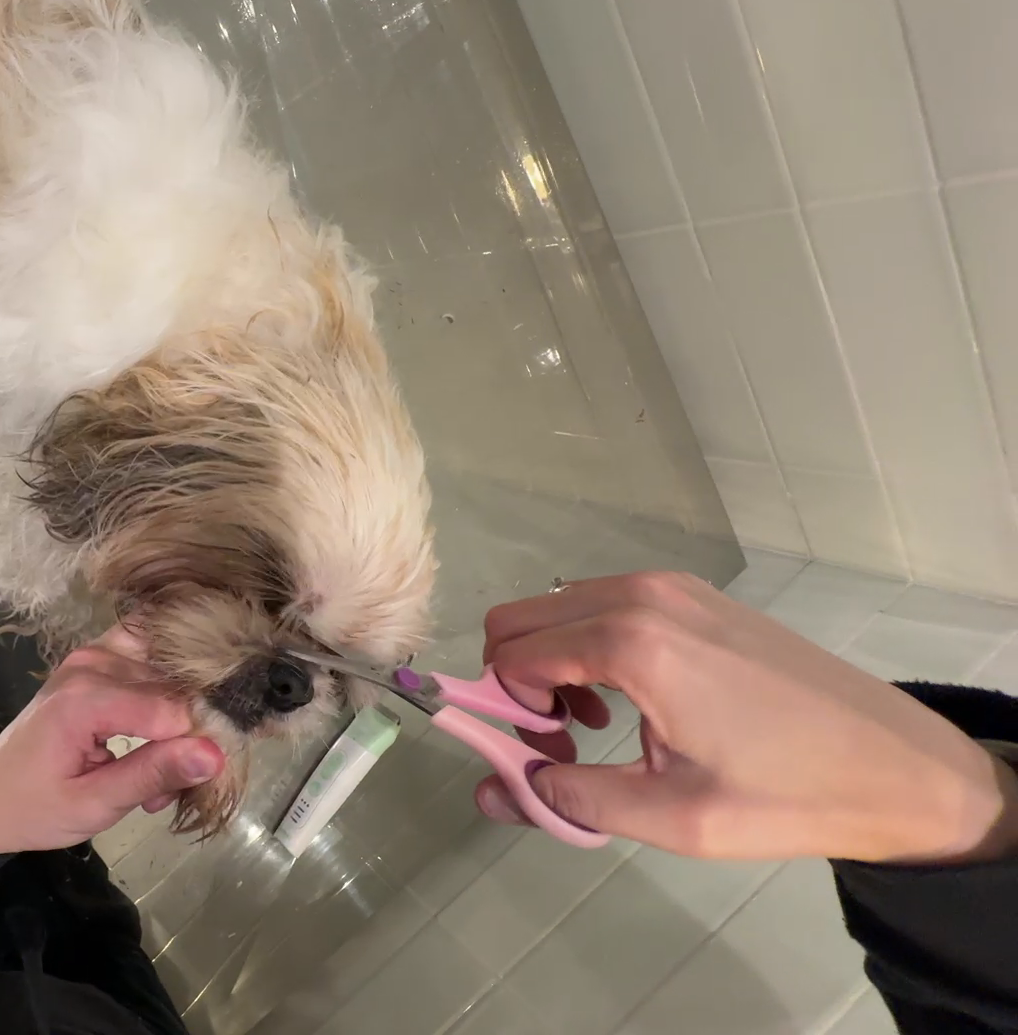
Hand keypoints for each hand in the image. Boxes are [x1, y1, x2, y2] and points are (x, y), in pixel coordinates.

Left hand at [0, 628, 224, 853]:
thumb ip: (153, 774)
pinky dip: (161, 695)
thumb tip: (215, 754)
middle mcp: (93, 661)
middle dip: (181, 742)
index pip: (173, 712)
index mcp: (84, 697)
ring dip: (173, 722)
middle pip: (174, 692)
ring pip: (169, 677)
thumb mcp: (94, 805)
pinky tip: (149, 731)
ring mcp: (96, 651)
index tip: (167, 793)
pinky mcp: (99, 653)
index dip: (188, 752)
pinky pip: (152, 657)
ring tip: (149, 767)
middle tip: (156, 789)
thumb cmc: (35, 807)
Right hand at [474, 571, 1017, 863]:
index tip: (550, 753)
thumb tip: (486, 795)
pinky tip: (629, 690)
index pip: (511, 657)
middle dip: (516, 680)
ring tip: (596, 717)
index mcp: (629, 643)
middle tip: (559, 733)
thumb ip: (567, 800)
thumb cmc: (792, 796)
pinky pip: (591, 603)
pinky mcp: (684, 590)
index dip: (510, 710)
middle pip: (515, 620)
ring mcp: (662, 585)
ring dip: (547, 661)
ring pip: (548, 608)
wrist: (917, 771)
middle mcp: (634, 595)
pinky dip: (582, 642)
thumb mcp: (675, 817)